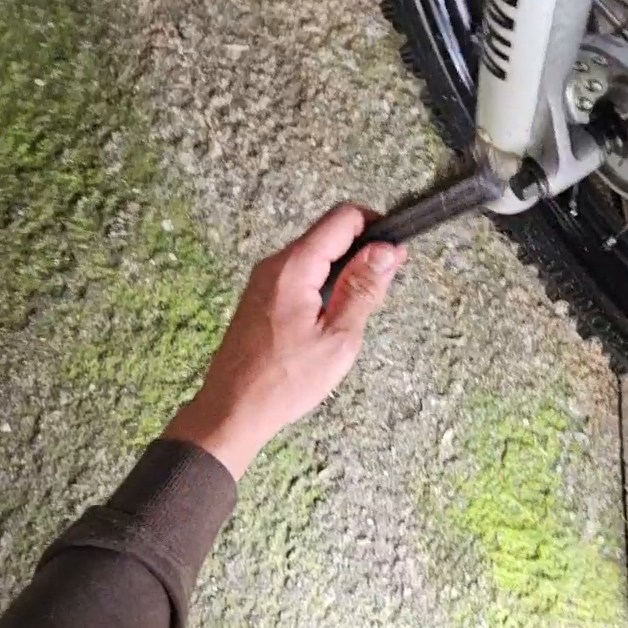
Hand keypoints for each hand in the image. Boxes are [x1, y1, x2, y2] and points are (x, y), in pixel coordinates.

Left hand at [163, 203, 406, 478]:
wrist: (232, 409)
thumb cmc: (282, 382)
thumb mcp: (338, 337)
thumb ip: (363, 289)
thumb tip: (386, 251)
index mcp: (293, 267)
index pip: (343, 218)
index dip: (377, 229)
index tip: (394, 257)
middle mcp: (273, 266)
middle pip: (328, 235)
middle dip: (361, 255)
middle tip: (378, 294)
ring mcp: (263, 282)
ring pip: (314, 258)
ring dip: (342, 275)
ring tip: (352, 317)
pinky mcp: (259, 300)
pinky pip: (298, 278)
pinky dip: (321, 290)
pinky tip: (328, 323)